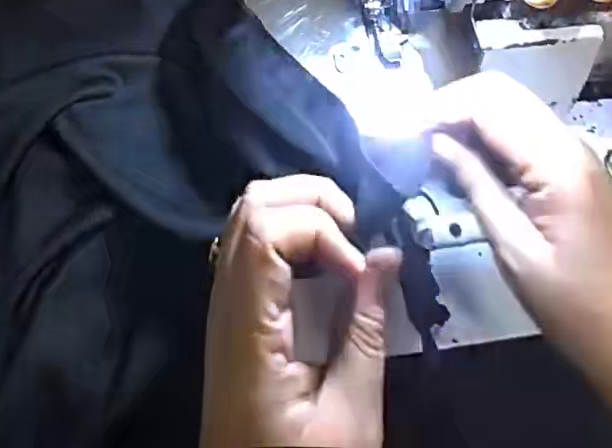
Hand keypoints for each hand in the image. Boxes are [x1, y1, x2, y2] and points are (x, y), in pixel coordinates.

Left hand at [201, 176, 401, 447]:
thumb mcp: (351, 413)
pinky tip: (322, 257)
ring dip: (301, 207)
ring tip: (343, 238)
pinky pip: (251, 241)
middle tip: (354, 233)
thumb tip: (388, 254)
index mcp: (248, 334)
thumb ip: (368, 328)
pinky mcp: (234, 313)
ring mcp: (224, 307)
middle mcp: (225, 308)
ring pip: (246, 216)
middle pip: (250, 206)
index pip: (263, 233)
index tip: (357, 271)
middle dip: (312, 198)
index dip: (318, 230)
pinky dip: (291, 227)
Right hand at [427, 74, 611, 365]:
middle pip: (500, 91)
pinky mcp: (573, 165)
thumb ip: (476, 187)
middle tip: (412, 135)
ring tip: (430, 145)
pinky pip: (524, 130)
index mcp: (555, 158)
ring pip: (512, 105)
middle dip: (452, 103)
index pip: (488, 103)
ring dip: (469, 115)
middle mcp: (566, 139)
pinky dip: (490, 133)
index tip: (402, 132)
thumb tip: (435, 143)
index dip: (440, 109)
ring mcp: (573, 150)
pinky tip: (466, 157)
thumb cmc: (580, 309)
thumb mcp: (517, 253)